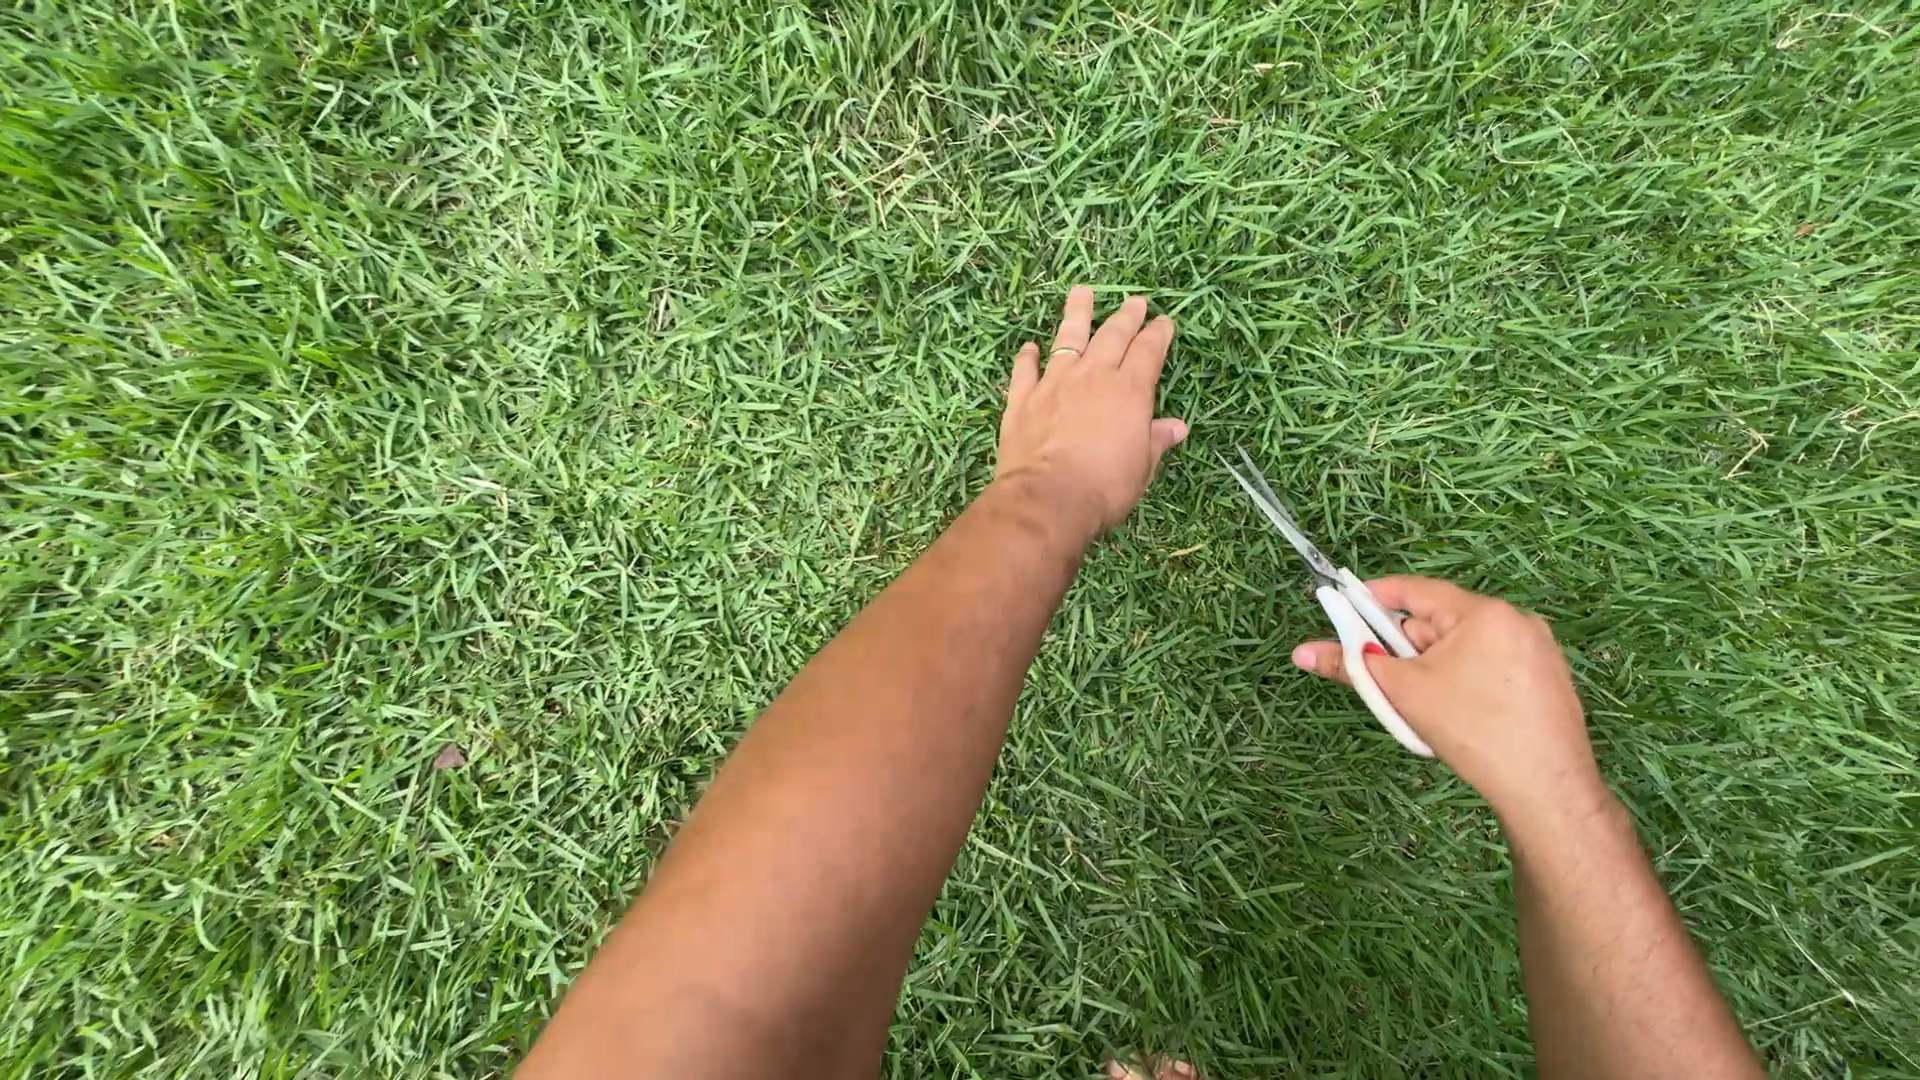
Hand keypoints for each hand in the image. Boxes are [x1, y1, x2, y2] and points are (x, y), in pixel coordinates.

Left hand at [994, 286, 1188, 535]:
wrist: (1048, 497)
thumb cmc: (1104, 486)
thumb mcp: (1141, 467)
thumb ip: (1155, 441)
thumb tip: (1176, 427)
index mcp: (1129, 390)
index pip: (1149, 351)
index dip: (1158, 334)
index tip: (1164, 322)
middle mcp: (1093, 376)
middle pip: (1112, 335)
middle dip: (1126, 316)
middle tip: (1135, 301)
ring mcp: (1054, 384)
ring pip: (1067, 338)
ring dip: (1076, 314)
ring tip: (1081, 292)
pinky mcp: (1022, 400)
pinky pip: (1024, 371)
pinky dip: (1027, 358)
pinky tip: (1028, 347)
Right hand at [1292, 577, 1606, 819]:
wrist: (1546, 790)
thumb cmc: (1470, 728)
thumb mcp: (1400, 691)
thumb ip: (1349, 664)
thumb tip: (1300, 652)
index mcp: (1482, 613)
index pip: (1413, 590)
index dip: (1371, 598)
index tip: (1341, 611)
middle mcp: (1516, 620)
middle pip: (1435, 621)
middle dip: (1403, 647)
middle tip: (1389, 679)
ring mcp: (1538, 650)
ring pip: (1458, 646)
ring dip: (1429, 666)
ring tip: (1423, 704)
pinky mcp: (1548, 679)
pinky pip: (1486, 664)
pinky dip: (1459, 679)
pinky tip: (1457, 713)